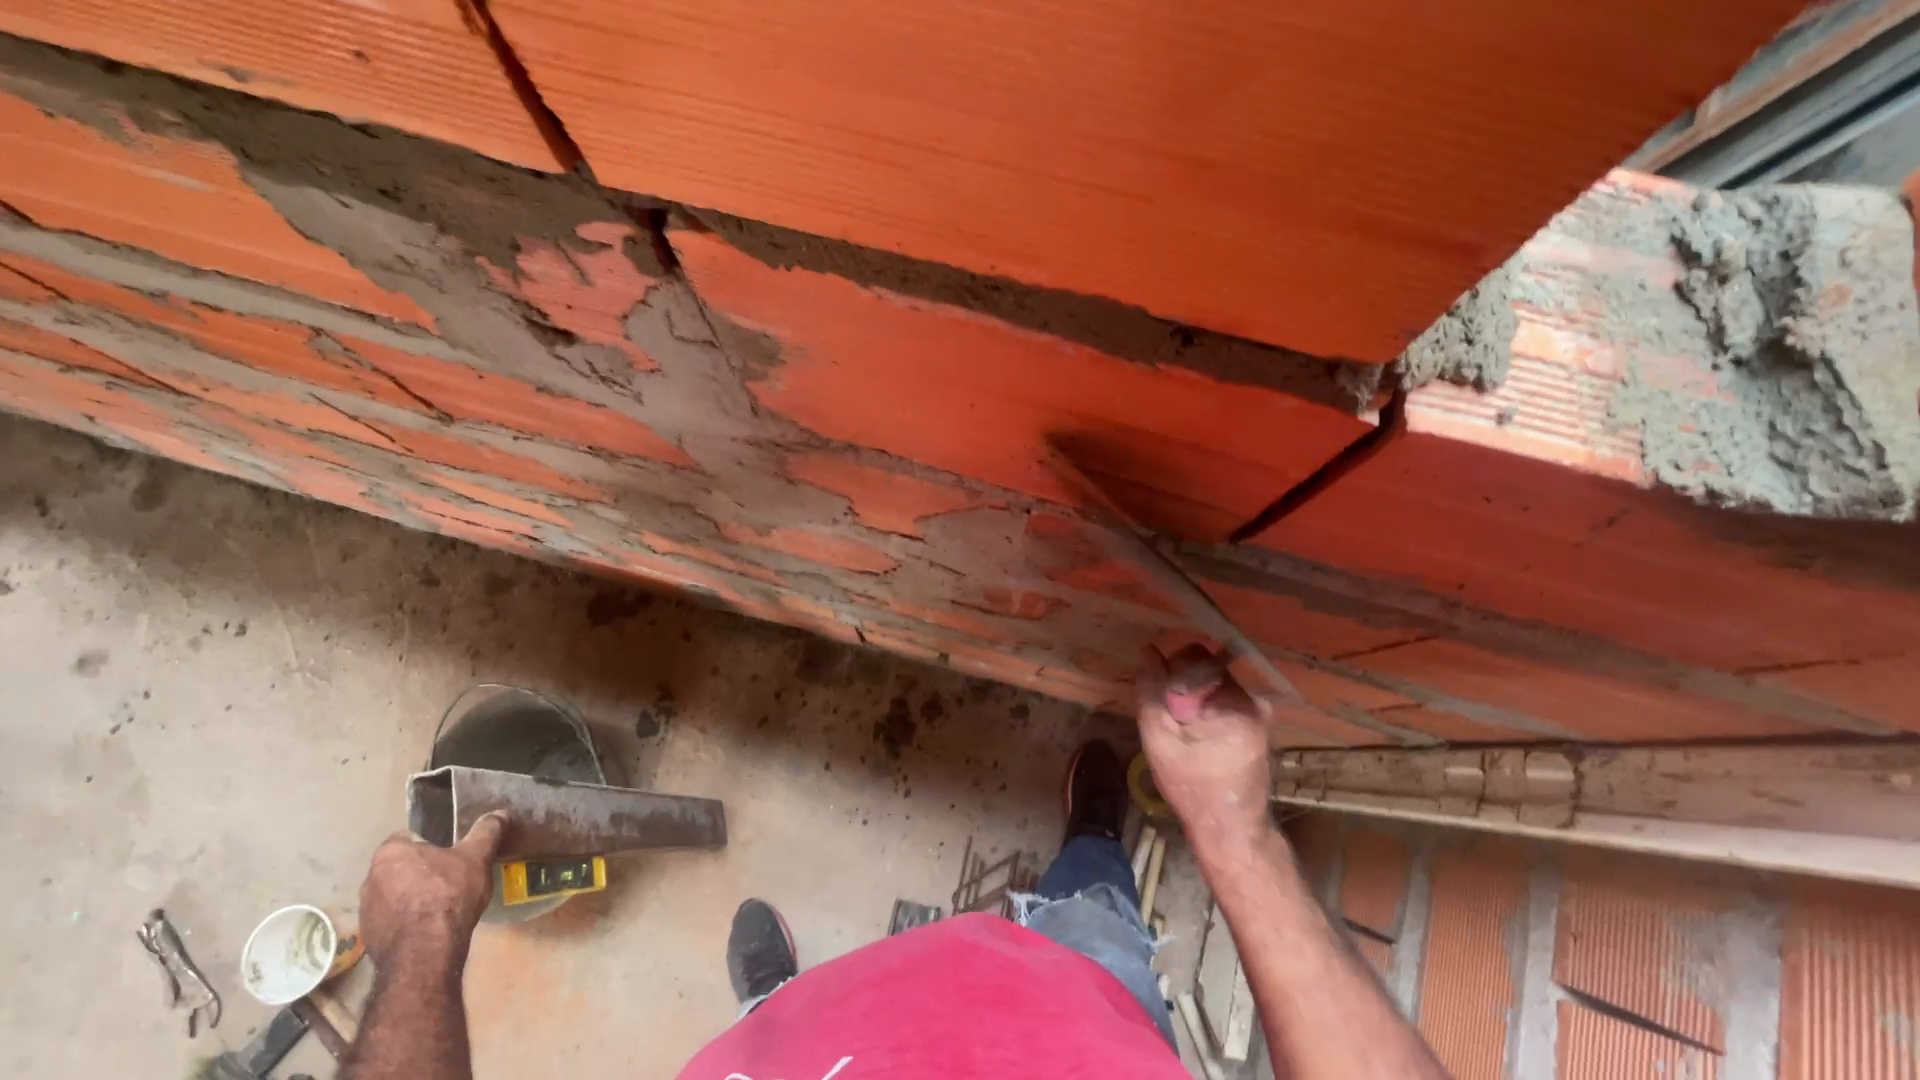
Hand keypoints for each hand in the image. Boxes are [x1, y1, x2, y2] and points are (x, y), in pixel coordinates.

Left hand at [358, 812, 506, 964]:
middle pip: (399, 867)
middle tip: (448, 879)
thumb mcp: (476, 857)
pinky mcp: (370, 937)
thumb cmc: (449, 894)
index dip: (430, 845)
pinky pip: (391, 920)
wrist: (426, 949)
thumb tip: (500, 813)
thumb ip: (486, 831)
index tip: (449, 855)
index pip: (407, 839)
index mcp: (390, 853)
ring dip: (411, 897)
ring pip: (393, 895)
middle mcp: (370, 878)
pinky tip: (428, 927)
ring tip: (440, 906)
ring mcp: (366, 910)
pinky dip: (406, 921)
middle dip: (420, 872)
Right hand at [1136, 645, 1274, 860]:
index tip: (1163, 703)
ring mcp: (1260, 712)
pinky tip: (1200, 741)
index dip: (1170, 673)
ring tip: (1186, 735)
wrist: (1231, 828)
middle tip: (1172, 722)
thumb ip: (1151, 693)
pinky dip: (1207, 711)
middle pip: (1207, 668)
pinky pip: (1224, 700)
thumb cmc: (1192, 787)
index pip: (1194, 656)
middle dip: (1182, 687)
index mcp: (1232, 702)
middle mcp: (1253, 700)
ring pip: (1214, 683)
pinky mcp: (1259, 723)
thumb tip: (1149, 651)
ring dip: (1194, 700)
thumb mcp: (1159, 741)